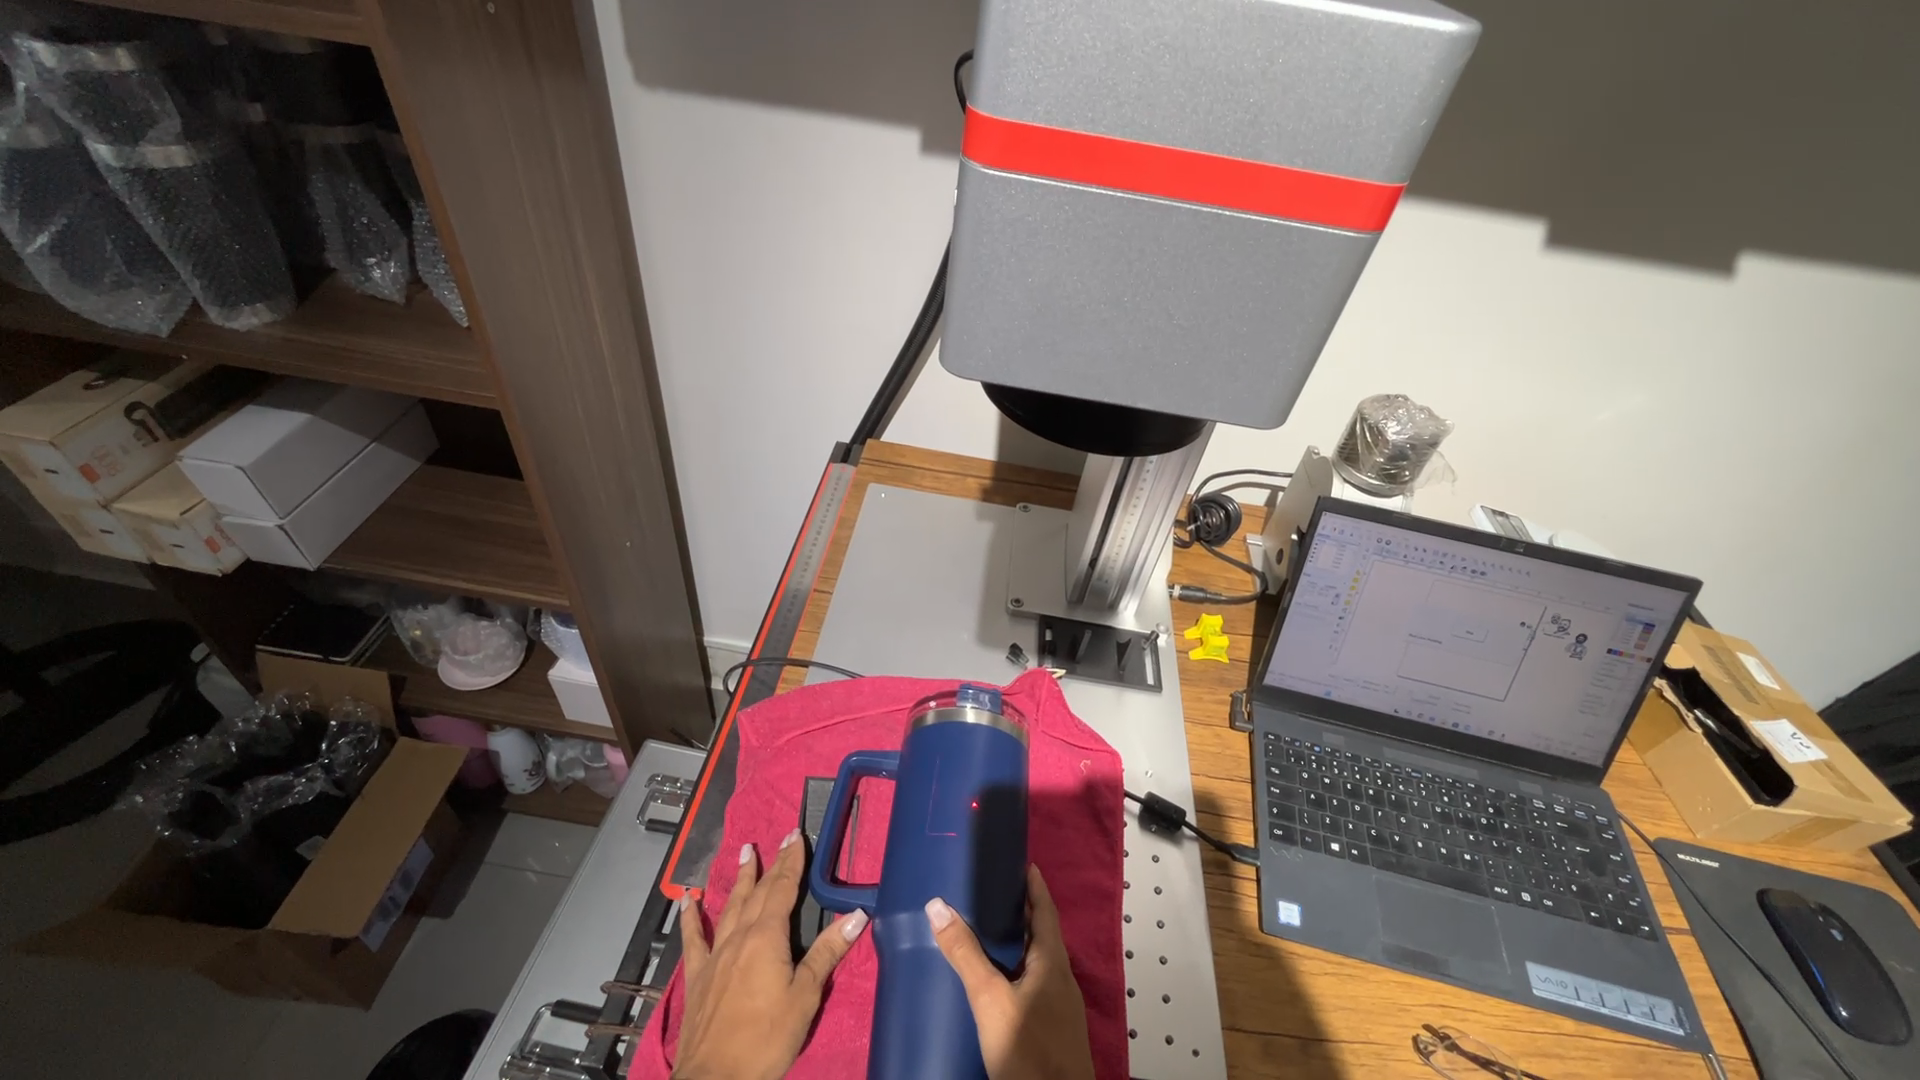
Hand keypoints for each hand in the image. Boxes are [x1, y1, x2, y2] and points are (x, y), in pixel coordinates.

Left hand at [673, 829, 868, 1079]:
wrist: (715, 1079)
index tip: (796, 835)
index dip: (791, 861)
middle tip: (779, 838)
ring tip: (744, 853)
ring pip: (729, 907)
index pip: (782, 889)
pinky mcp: (698, 977)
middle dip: (771, 864)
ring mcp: (715, 956)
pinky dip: (691, 916)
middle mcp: (739, 937)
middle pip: (758, 892)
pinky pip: (694, 938)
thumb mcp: (805, 997)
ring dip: (739, 879)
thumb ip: (826, 953)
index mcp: (767, 938)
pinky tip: (689, 899)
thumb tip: (857, 915)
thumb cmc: (766, 1038)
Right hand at [926, 865, 1096, 1079]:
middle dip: (1021, 912)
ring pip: (1036, 961)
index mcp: (1052, 962)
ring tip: (985, 929)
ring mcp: (1058, 1006)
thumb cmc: (1028, 1049)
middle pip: (1042, 934)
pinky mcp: (1050, 1028)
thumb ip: (965, 954)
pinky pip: (1032, 983)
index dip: (1035, 886)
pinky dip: (1014, 968)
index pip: (1046, 911)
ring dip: (1017, 942)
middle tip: (990, 891)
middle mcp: (1060, 978)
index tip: (1021, 863)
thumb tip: (937, 905)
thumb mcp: (990, 1000)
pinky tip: (993, 979)